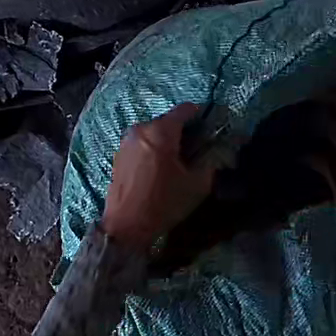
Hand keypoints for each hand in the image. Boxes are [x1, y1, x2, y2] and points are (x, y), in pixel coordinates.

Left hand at [101, 103, 215, 252]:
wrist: (125, 225)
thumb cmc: (163, 203)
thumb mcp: (197, 184)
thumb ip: (211, 160)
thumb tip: (217, 148)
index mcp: (160, 131)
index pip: (185, 109)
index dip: (201, 116)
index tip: (210, 128)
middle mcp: (140, 128)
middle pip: (168, 121)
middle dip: (184, 132)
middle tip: (197, 151)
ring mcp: (126, 140)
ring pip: (154, 132)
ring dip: (167, 141)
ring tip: (178, 162)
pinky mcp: (118, 153)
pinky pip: (142, 143)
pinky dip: (153, 149)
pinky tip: (159, 169)